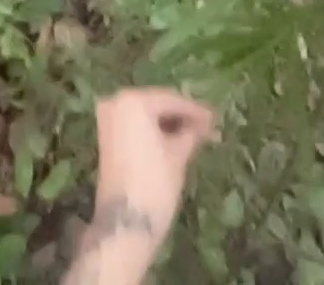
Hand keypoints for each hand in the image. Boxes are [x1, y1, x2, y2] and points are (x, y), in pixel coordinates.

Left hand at [91, 88, 217, 237]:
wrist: (125, 223)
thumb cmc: (155, 184)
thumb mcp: (178, 155)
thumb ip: (191, 133)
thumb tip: (204, 125)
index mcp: (133, 101)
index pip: (172, 100)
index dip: (196, 111)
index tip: (217, 119)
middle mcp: (116, 102)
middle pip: (157, 104)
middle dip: (182, 116)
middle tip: (208, 127)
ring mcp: (108, 118)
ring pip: (146, 114)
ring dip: (170, 123)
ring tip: (197, 135)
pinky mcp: (107, 136)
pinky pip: (136, 125)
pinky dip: (154, 130)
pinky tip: (176, 140)